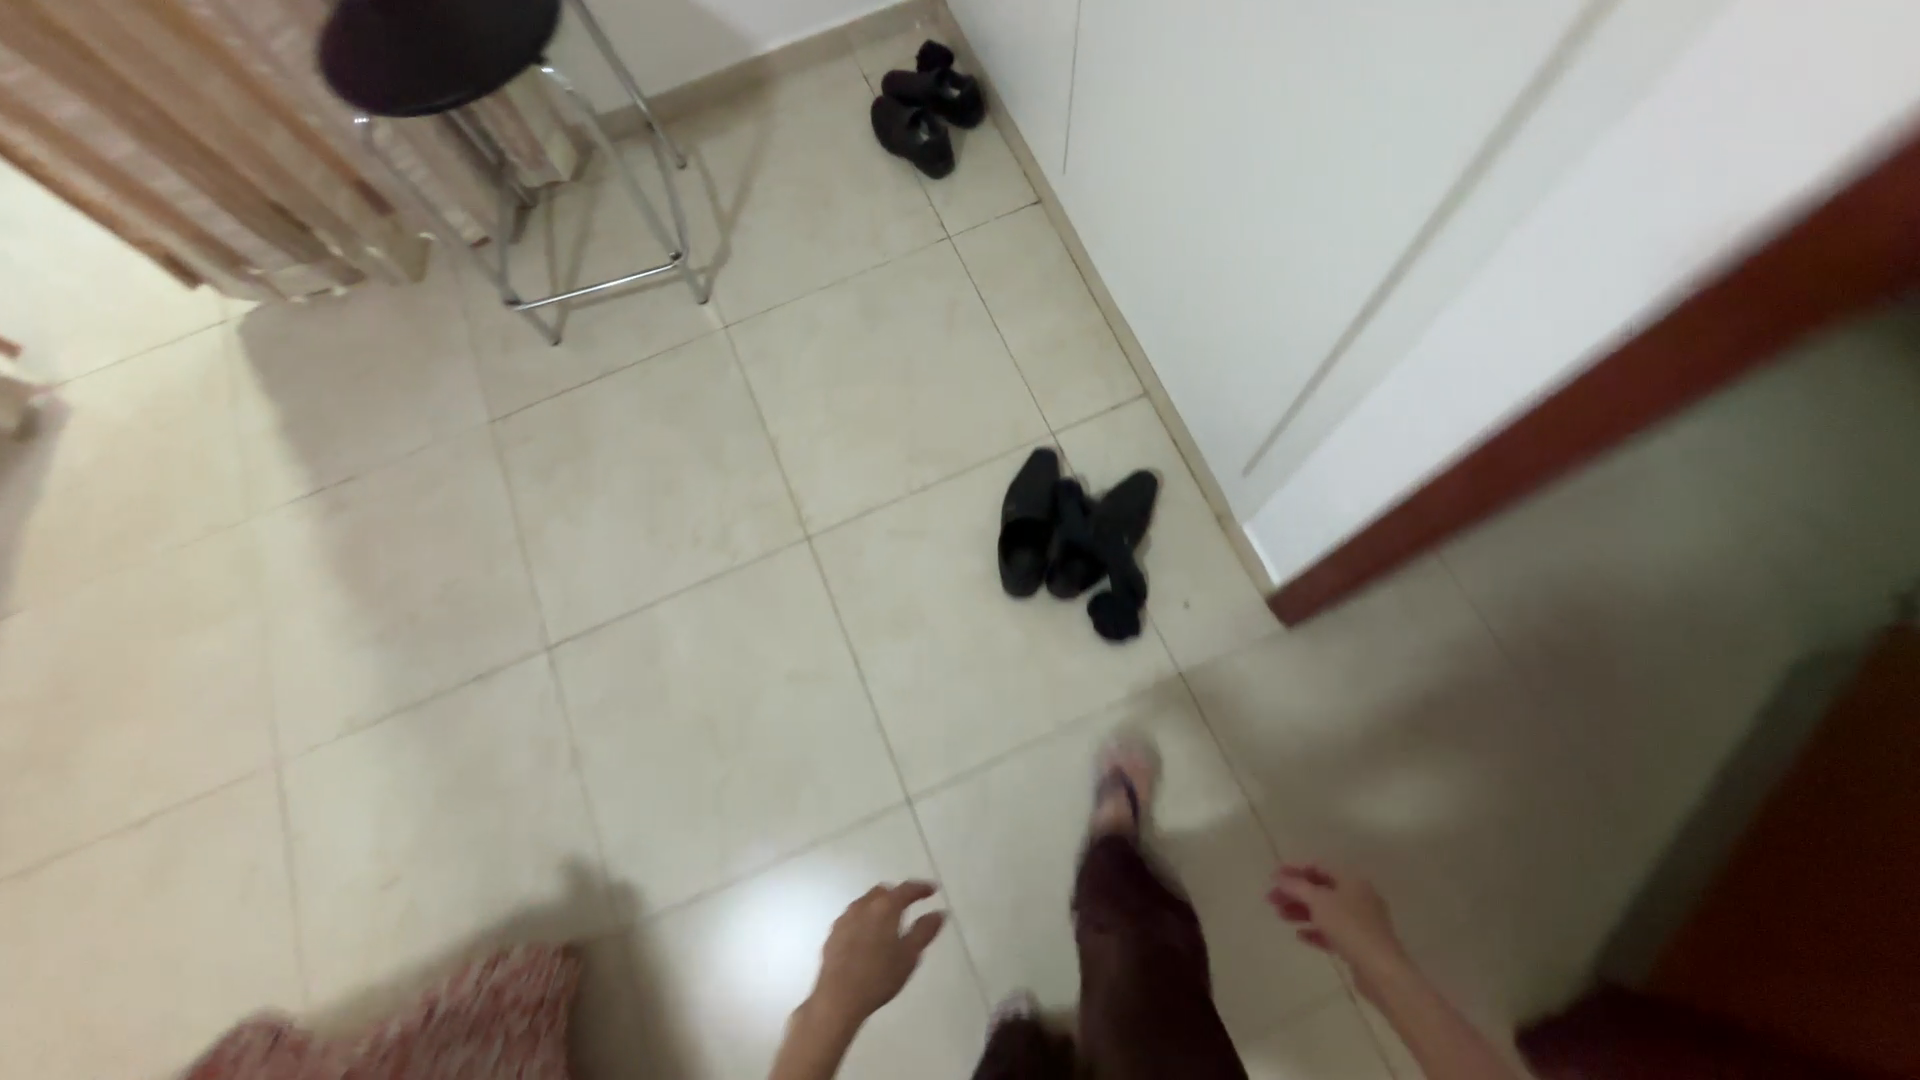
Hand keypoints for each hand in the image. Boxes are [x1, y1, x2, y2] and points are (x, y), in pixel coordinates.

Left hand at [808, 881, 946, 1027]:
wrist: (838, 998)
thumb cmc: (879, 977)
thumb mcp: (909, 956)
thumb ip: (925, 931)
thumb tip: (939, 913)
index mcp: (885, 907)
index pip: (906, 889)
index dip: (921, 888)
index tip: (932, 890)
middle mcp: (863, 906)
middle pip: (883, 892)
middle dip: (897, 895)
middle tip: (909, 906)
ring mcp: (845, 919)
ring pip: (865, 903)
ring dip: (879, 906)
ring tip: (888, 922)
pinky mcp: (833, 934)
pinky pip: (852, 917)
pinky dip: (864, 919)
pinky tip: (867, 937)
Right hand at [1267, 864, 1407, 984]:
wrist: (1381, 970)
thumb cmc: (1349, 927)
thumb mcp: (1319, 902)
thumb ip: (1297, 887)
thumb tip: (1280, 877)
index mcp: (1352, 881)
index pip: (1318, 867)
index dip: (1294, 870)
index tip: (1273, 877)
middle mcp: (1358, 897)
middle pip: (1320, 890)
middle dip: (1294, 893)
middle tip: (1271, 899)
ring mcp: (1360, 921)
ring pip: (1325, 911)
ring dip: (1301, 911)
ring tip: (1280, 916)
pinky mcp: (1359, 943)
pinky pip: (1332, 931)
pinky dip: (1315, 931)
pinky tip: (1300, 935)